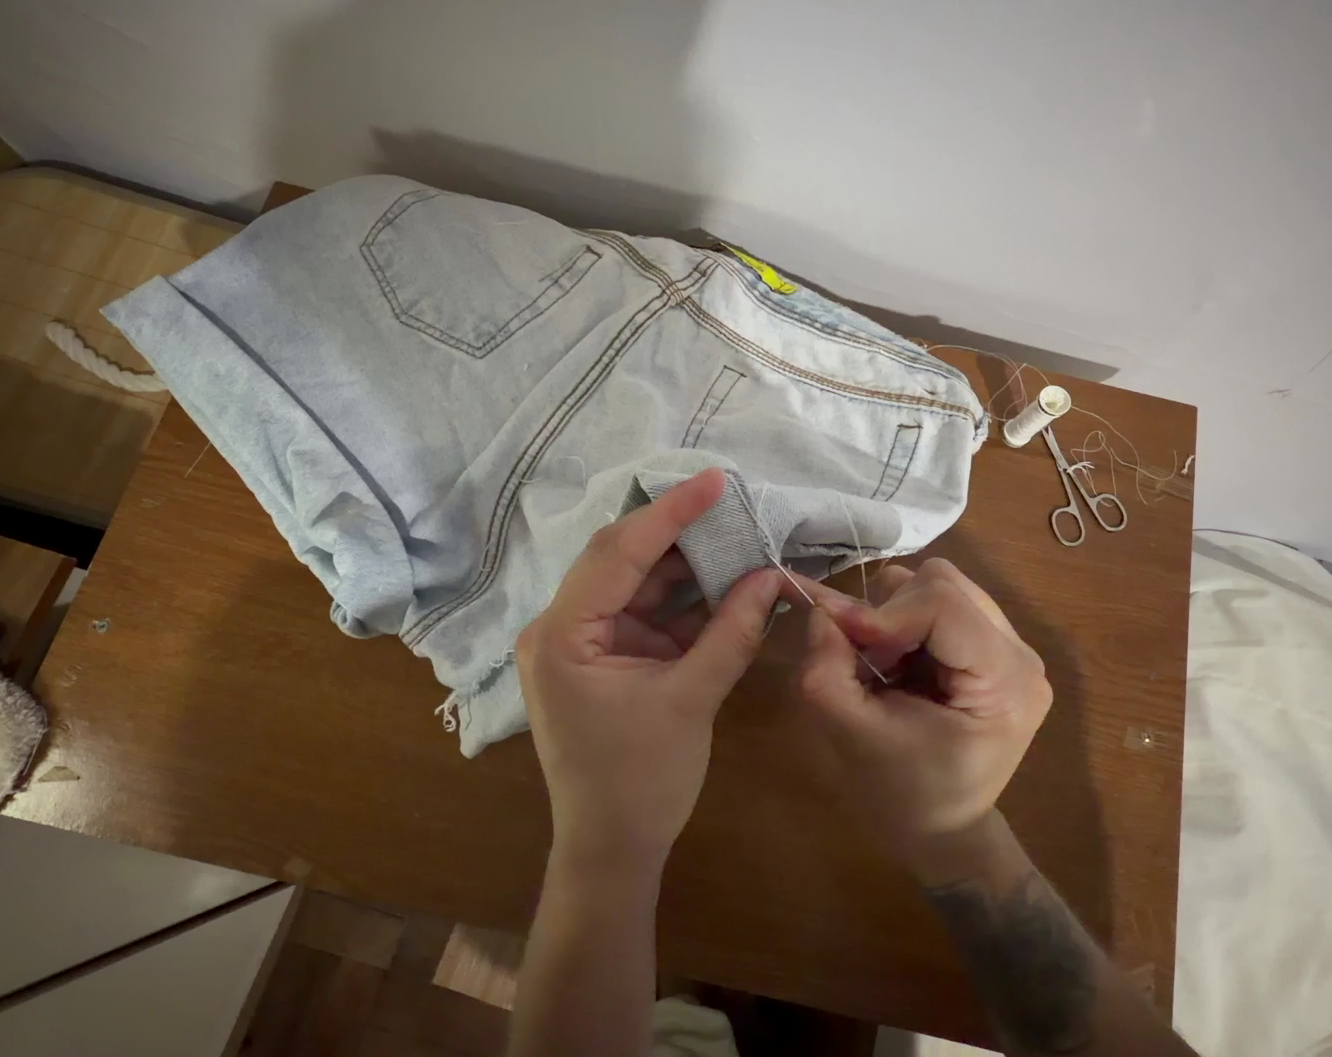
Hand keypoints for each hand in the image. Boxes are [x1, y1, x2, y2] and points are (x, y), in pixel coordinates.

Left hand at [516, 468, 783, 871]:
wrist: (612, 851)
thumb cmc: (641, 782)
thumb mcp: (691, 700)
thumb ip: (731, 633)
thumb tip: (771, 577)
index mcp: (562, 633)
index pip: (618, 552)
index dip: (671, 513)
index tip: (715, 480)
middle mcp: (560, 627)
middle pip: (622, 560)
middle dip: (678, 535)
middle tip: (731, 506)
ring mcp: (579, 642)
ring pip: (635, 584)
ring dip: (684, 567)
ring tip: (736, 538)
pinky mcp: (601, 658)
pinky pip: (642, 614)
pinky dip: (681, 602)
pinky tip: (722, 582)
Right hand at [790, 559, 1050, 880]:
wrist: (940, 830)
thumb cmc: (899, 793)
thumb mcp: (848, 733)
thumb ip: (826, 667)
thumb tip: (822, 607)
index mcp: (1004, 682)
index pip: (942, 603)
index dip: (882, 612)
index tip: (840, 635)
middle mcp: (1021, 655)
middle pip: (943, 583)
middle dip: (890, 612)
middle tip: (863, 657)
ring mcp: (1012, 648)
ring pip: (941, 584)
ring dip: (896, 614)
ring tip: (882, 663)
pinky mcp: (992, 646)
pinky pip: (940, 602)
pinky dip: (906, 621)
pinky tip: (898, 663)